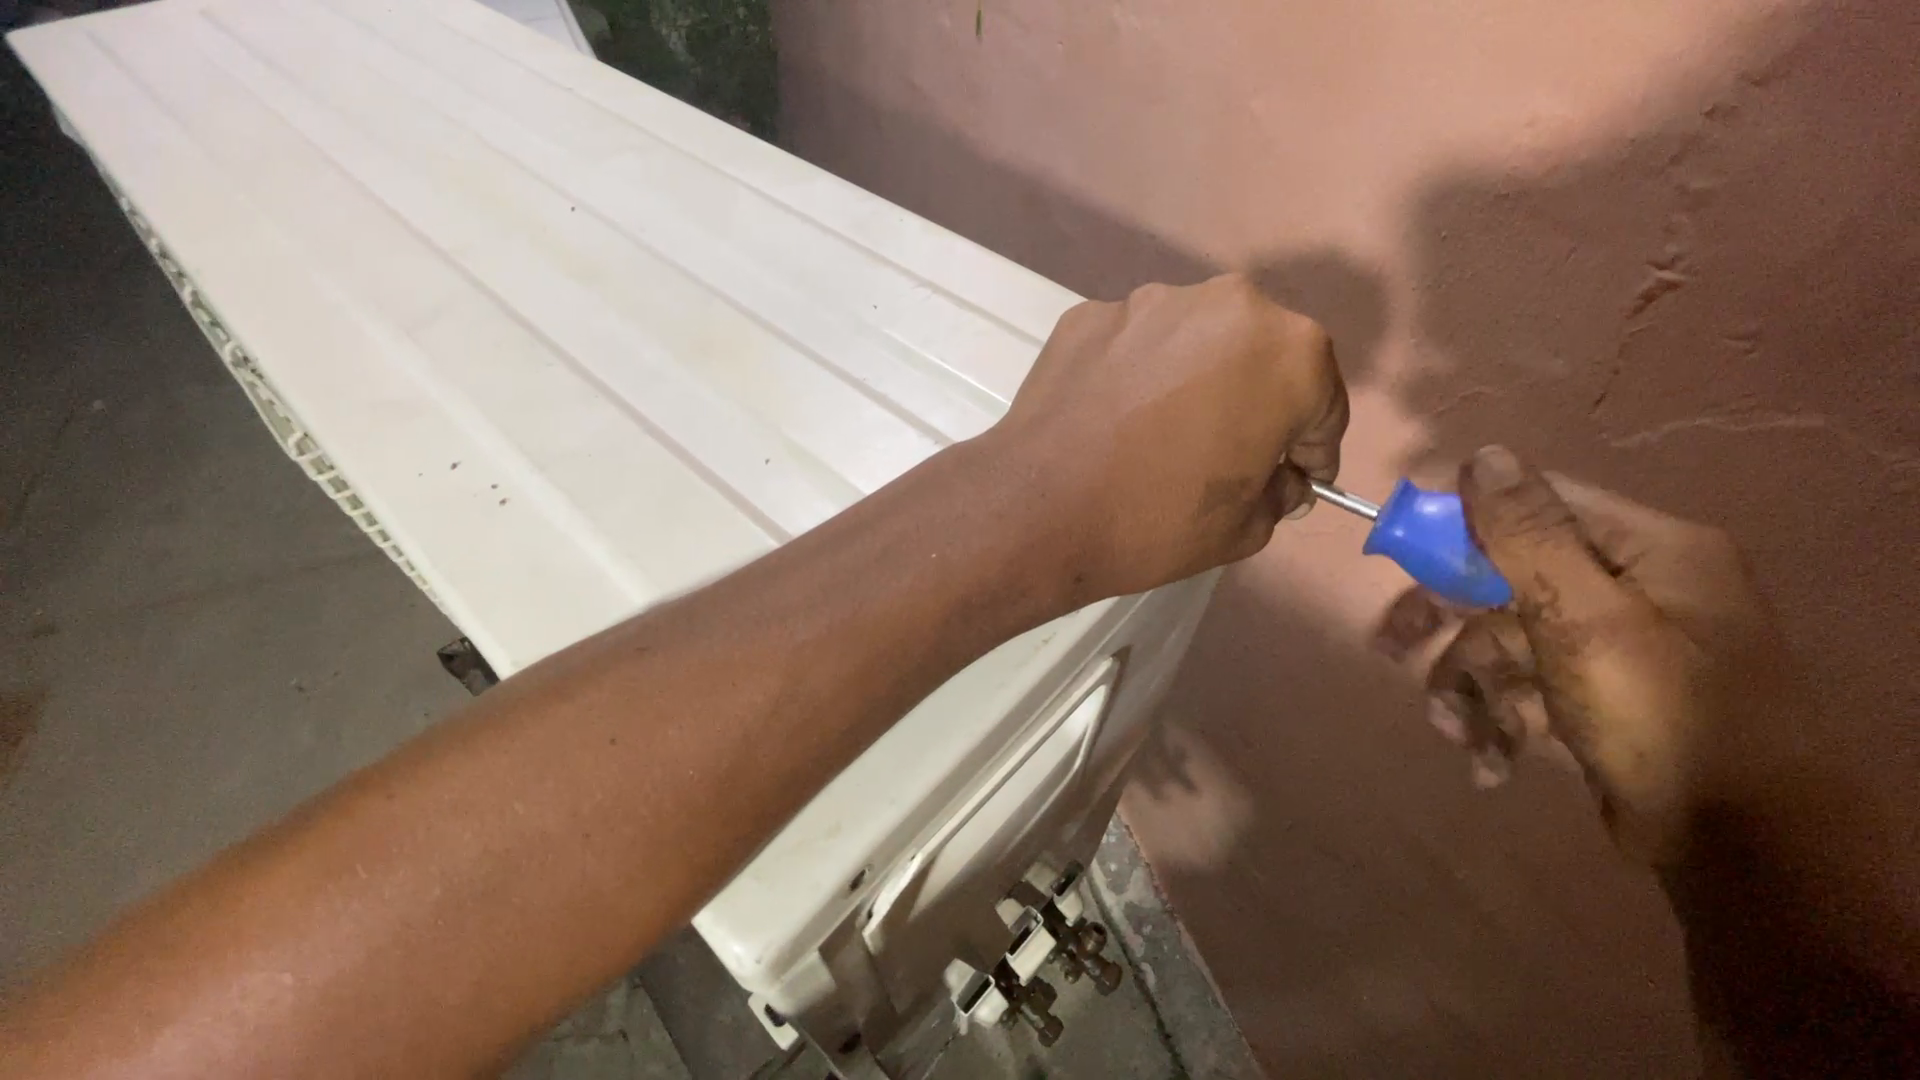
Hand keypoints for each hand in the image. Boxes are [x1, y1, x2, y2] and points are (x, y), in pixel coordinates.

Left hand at [987, 273, 1348, 599]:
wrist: (1037, 510)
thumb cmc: (1156, 521)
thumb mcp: (1248, 528)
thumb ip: (1283, 490)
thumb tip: (1280, 474)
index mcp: (1290, 352)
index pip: (1322, 404)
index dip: (1309, 450)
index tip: (1290, 478)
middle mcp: (1228, 305)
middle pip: (1260, 358)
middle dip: (1255, 402)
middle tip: (1225, 453)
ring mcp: (1150, 303)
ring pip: (1194, 343)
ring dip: (1193, 379)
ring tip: (1159, 434)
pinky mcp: (1090, 315)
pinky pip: (1133, 346)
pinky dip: (1134, 375)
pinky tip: (1112, 418)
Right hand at [1373, 446, 1789, 864]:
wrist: (1744, 852)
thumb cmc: (1663, 717)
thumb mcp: (1585, 619)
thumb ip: (1528, 536)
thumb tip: (1483, 454)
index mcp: (1647, 552)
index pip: (1534, 505)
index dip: (1459, 522)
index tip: (1397, 549)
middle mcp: (1633, 588)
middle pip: (1508, 578)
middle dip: (1446, 620)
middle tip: (1388, 646)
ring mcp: (1615, 647)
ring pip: (1507, 642)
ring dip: (1468, 686)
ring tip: (1454, 730)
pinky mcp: (1599, 698)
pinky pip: (1527, 688)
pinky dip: (1499, 720)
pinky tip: (1490, 760)